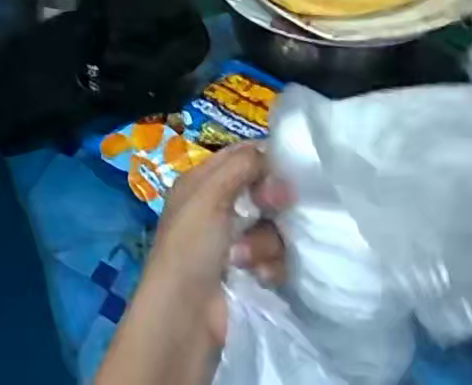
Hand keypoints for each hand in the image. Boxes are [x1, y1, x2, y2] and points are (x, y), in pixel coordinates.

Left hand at [144, 142, 292, 343]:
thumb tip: (269, 153)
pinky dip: (269, 265)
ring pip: (272, 225)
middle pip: (261, 189)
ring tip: (245, 258)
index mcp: (201, 182)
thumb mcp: (209, 194)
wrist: (183, 319)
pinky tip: (257, 276)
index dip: (263, 156)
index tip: (287, 164)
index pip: (239, 155)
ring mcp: (233, 241)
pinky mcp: (249, 272)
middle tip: (272, 206)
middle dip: (270, 199)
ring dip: (264, 241)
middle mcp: (217, 207)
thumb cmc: (190, 246)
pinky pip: (275, 257)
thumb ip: (242, 166)